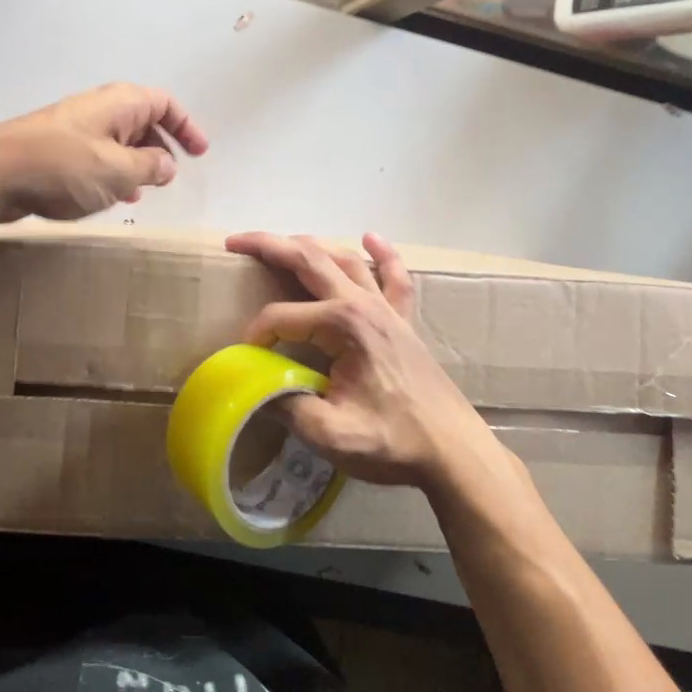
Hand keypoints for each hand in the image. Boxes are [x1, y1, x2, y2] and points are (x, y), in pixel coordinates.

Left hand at [0, 83, 209, 222]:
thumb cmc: (64, 168)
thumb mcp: (118, 171)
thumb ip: (149, 167)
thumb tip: (167, 164)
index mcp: (119, 103)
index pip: (163, 103)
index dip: (185, 126)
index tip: (199, 153)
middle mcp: (97, 110)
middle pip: (140, 120)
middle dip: (160, 146)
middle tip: (172, 174)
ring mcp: (73, 130)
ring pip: (116, 142)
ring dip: (135, 163)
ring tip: (145, 191)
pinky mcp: (55, 152)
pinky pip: (95, 158)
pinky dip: (111, 174)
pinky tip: (111, 198)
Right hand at [224, 232, 499, 491]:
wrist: (455, 454)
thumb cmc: (393, 442)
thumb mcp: (330, 433)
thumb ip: (286, 405)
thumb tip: (256, 388)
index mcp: (342, 325)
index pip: (281, 315)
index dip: (257, 334)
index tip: (249, 361)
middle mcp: (364, 304)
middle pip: (309, 260)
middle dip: (268, 246)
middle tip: (236, 242)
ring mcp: (388, 309)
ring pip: (345, 259)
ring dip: (311, 245)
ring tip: (282, 242)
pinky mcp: (405, 322)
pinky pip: (395, 277)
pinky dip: (383, 254)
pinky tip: (371, 237)